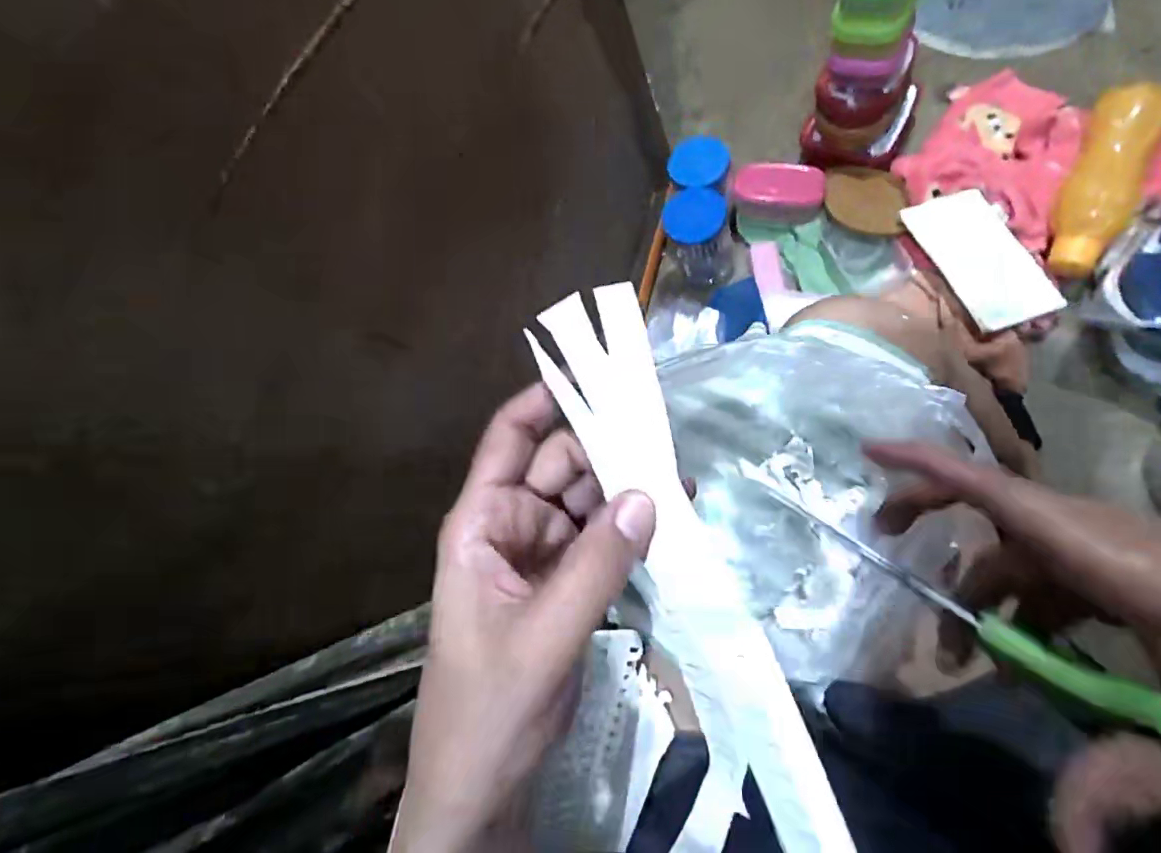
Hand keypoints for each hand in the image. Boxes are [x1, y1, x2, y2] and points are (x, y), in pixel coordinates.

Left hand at [394, 385, 654, 852]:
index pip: (509, 439)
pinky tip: (672, 515)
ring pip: (589, 499)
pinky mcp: (570, 582)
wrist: (483, 787)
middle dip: (606, 447)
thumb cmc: (488, 707)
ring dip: (627, 486)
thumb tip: (647, 494)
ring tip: (678, 474)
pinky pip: (605, 539)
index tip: (594, 375)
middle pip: (561, 464)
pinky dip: (633, 527)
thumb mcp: (541, 636)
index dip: (543, 400)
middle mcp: (513, 525)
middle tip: (661, 433)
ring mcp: (544, 553)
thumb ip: (595, 567)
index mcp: (482, 522)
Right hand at [867, 441, 1160, 852]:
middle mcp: (1117, 541)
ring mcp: (1136, 554)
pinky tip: (1032, 653)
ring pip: (1030, 548)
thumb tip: (1056, 843)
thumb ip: (1129, 786)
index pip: (1008, 498)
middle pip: (1002, 510)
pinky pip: (1065, 573)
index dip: (935, 467)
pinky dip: (1029, 604)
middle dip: (933, 513)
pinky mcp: (1152, 574)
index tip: (874, 451)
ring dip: (983, 584)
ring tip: (958, 648)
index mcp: (1124, 562)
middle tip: (884, 538)